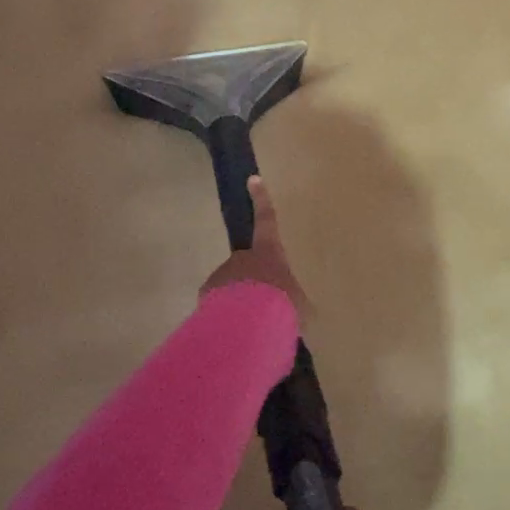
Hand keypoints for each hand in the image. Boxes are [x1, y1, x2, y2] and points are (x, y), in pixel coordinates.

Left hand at [200, 176, 309, 316]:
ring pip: (231, 287)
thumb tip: (303, 311)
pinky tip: (233, 331)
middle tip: (263, 309)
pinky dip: (224, 314)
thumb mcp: (300, 306)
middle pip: (247, 265)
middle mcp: (243, 258)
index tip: (253, 178)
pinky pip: (217, 303)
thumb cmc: (282, 305)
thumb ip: (297, 303)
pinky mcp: (206, 292)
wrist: (248, 322)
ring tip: (250, 327)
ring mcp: (222, 274)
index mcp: (269, 253)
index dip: (262, 199)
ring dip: (239, 303)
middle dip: (252, 284)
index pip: (267, 220)